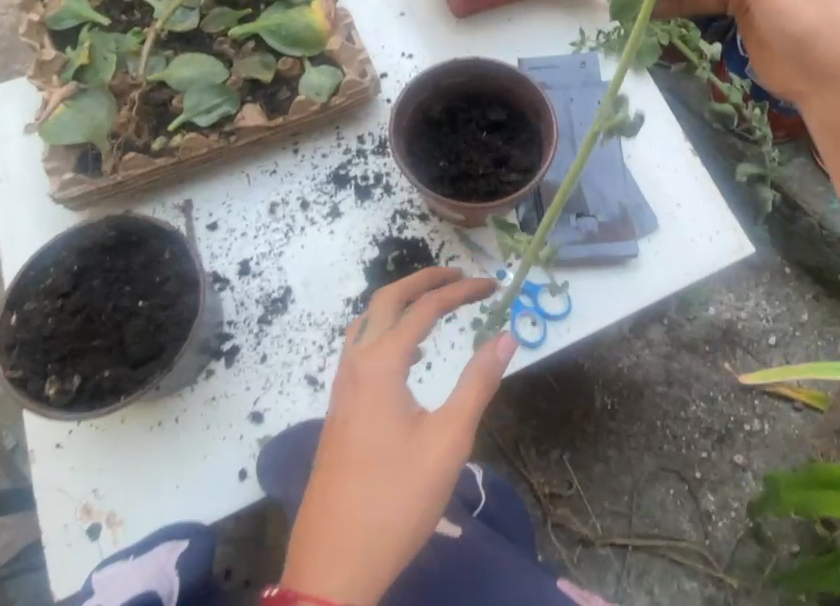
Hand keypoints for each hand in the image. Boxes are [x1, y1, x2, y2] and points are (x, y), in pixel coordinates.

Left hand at [280, 268, 518, 605]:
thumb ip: (478, 383)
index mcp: (380, 366)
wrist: (334, 563)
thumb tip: (506, 335)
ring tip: (436, 306)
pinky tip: (409, 355)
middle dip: (423, 281)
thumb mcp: (449, 441)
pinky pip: (360, 350)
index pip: (423, 309)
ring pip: (366, 324)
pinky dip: (386, 332)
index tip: (493, 285)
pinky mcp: (339, 411)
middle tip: (460, 276)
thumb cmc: (397, 499)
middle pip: (385, 301)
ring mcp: (341, 390)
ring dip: (400, 304)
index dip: (460, 290)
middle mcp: (354, 366)